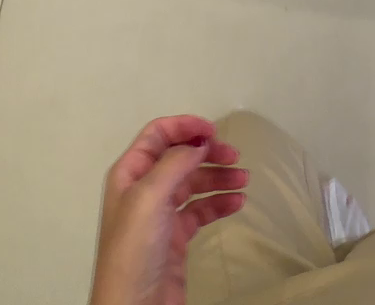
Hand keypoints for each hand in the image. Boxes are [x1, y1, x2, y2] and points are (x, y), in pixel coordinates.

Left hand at [90, 116, 247, 304]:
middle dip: (207, 153)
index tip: (214, 131)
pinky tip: (237, 202)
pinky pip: (200, 211)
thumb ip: (174, 163)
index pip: (158, 134)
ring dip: (218, 177)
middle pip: (179, 157)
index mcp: (130, 172)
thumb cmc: (136, 248)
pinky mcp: (176, 238)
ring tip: (244, 179)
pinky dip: (218, 203)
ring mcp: (160, 214)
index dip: (184, 127)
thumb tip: (199, 141)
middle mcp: (144, 188)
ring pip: (193, 184)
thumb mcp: (150, 198)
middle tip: (235, 156)